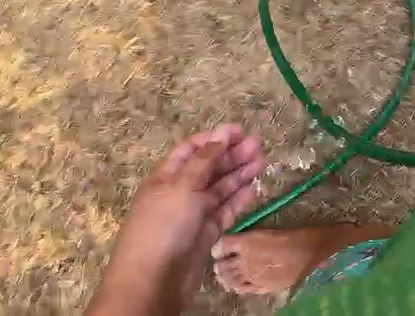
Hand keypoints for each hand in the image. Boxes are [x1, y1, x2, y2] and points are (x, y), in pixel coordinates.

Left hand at [87, 125, 267, 315]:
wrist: (152, 283)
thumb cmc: (163, 227)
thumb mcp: (182, 185)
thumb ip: (205, 159)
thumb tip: (222, 134)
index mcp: (167, 177)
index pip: (192, 149)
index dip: (215, 138)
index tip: (239, 131)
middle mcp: (180, 192)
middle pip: (210, 166)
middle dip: (233, 154)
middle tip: (258, 144)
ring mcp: (194, 213)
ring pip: (220, 187)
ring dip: (240, 172)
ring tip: (263, 160)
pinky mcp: (206, 233)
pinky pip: (225, 210)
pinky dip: (239, 198)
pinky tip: (254, 187)